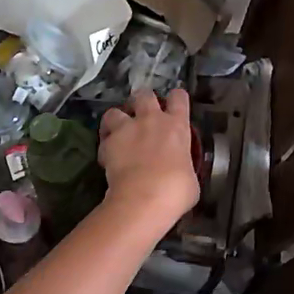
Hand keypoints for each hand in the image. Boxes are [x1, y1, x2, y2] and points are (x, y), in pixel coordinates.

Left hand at [99, 89, 198, 222]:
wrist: (144, 198)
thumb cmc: (175, 191)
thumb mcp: (190, 177)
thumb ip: (183, 165)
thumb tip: (180, 172)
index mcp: (177, 126)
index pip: (179, 98)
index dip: (175, 100)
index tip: (172, 107)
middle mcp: (151, 120)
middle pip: (144, 95)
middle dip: (141, 102)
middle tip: (139, 116)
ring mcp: (127, 129)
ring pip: (115, 111)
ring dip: (115, 120)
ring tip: (116, 132)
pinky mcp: (108, 143)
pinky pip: (104, 139)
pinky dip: (105, 146)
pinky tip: (107, 157)